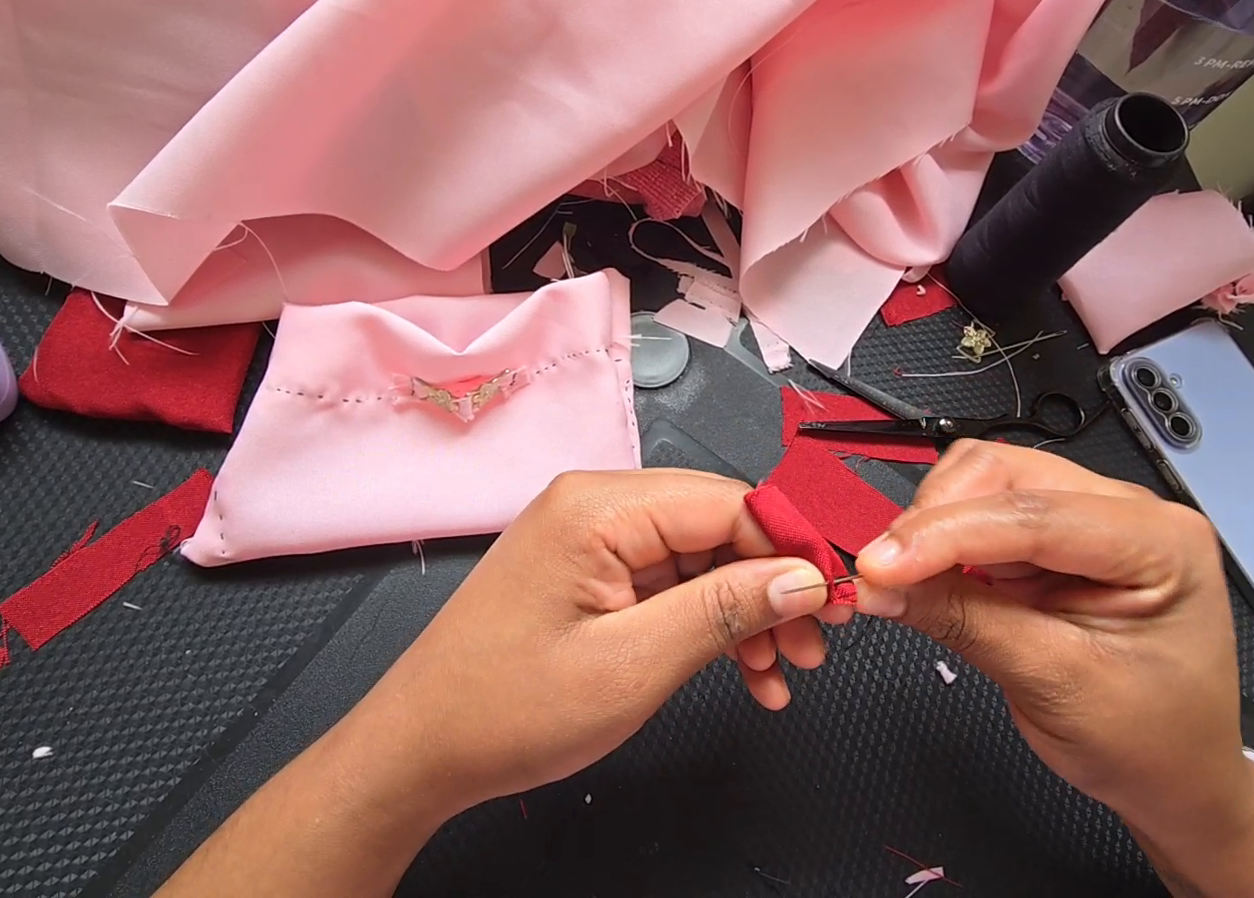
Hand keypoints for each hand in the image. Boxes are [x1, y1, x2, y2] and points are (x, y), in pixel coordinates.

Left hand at [353, 468, 839, 818]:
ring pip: (699, 558)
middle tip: (811, 644)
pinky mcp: (591, 571)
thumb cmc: (504, 708)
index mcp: (597, 507)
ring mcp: (592, 538)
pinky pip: (669, 582)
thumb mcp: (632, 664)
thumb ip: (724, 609)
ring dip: (744, 611)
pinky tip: (739, 668)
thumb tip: (800, 577)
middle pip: (716, 526)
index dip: (789, 548)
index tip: (833, 597)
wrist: (420, 750)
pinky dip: (708, 621)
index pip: (726, 502)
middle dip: (771, 585)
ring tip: (777, 670)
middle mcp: (595, 506)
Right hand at [852, 442, 1251, 831]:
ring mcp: (1081, 514)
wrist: (1172, 772)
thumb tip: (877, 585)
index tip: (879, 566)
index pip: (1034, 515)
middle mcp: (1122, 509)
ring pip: (978, 480)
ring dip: (931, 522)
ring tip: (908, 577)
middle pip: (1002, 474)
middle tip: (885, 571)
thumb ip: (961, 621)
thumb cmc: (1146, 738)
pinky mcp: (1044, 533)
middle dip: (935, 517)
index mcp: (1159, 542)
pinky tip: (927, 574)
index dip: (946, 534)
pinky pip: (974, 509)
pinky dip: (938, 536)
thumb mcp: (1053, 683)